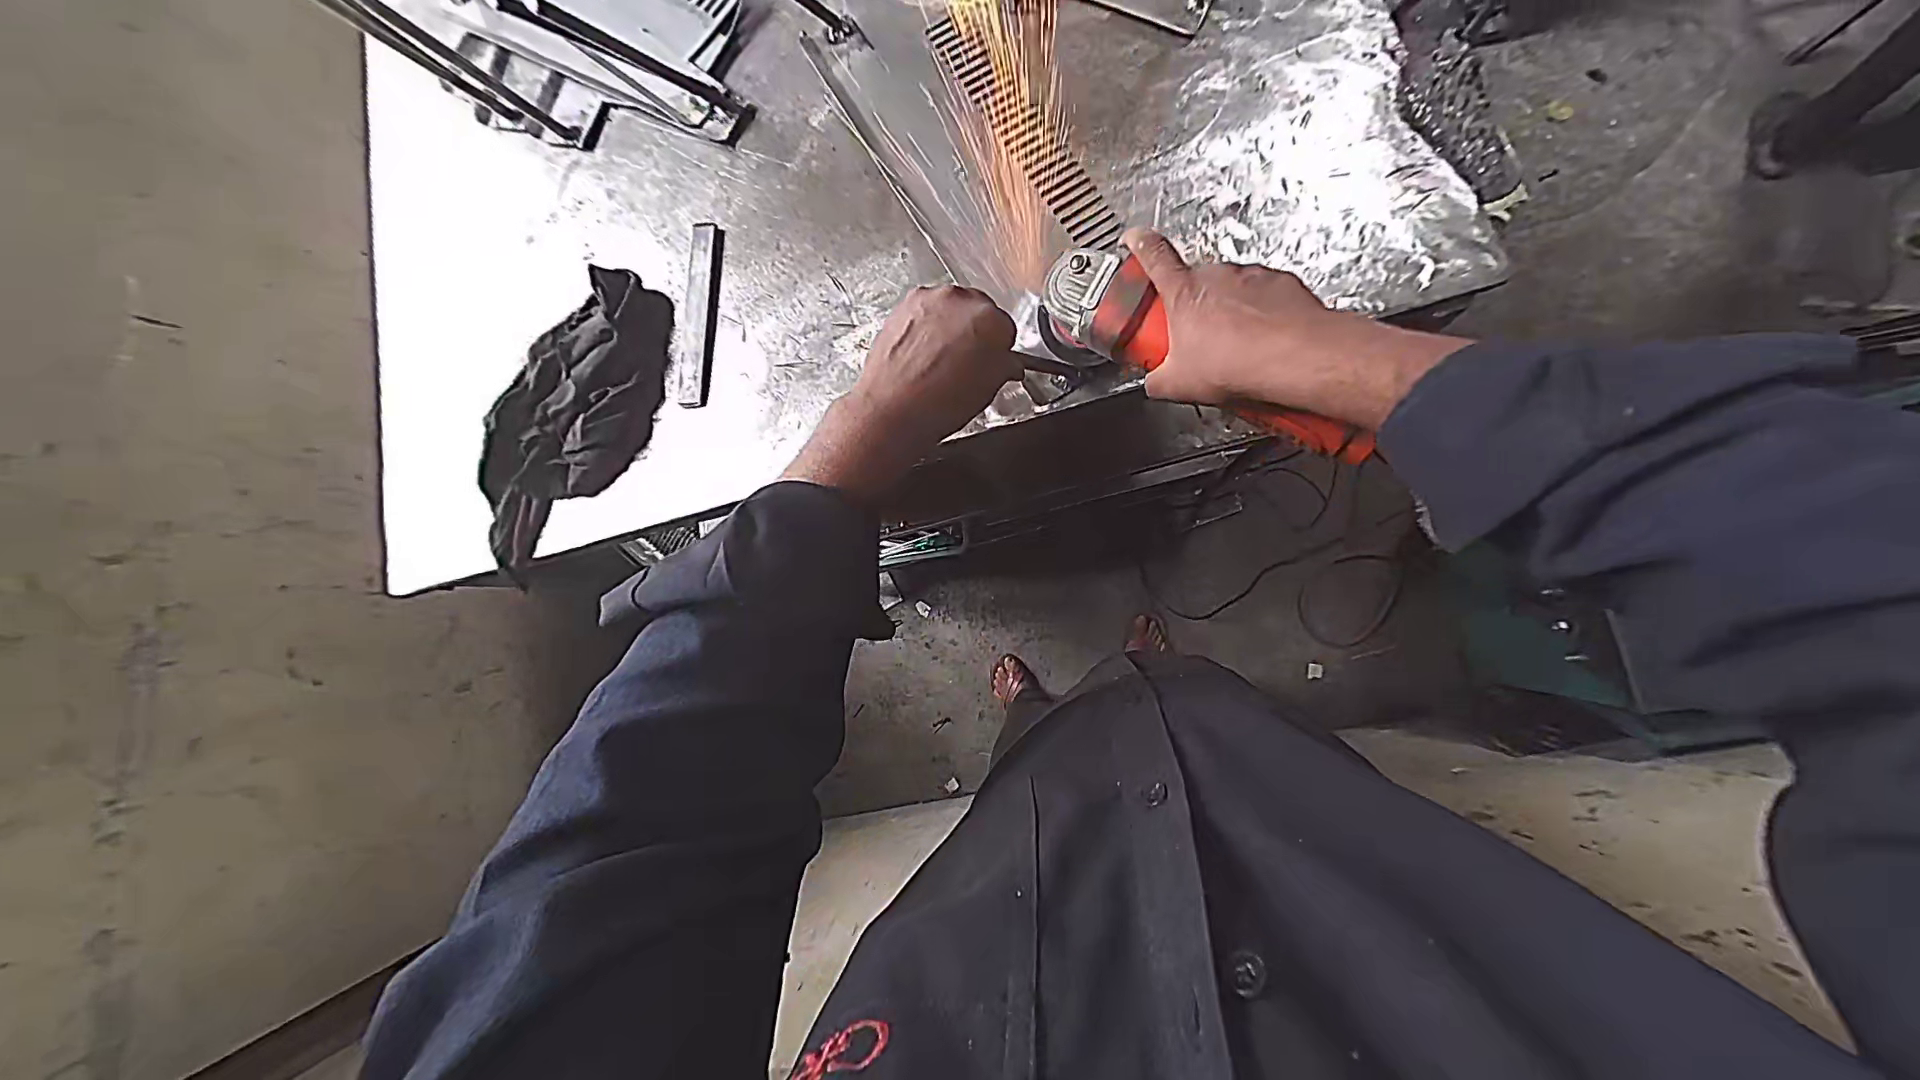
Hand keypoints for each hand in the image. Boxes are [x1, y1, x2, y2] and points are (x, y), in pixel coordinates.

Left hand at [784, 285, 1022, 502]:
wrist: (886, 416)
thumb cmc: (931, 410)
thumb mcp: (985, 392)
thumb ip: (1000, 367)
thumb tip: (1002, 362)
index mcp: (985, 320)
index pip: (1005, 327)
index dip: (1000, 351)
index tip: (996, 363)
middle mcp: (954, 301)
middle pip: (978, 312)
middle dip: (976, 336)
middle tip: (971, 366)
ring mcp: (924, 302)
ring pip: (950, 312)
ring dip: (951, 332)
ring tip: (943, 367)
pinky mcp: (900, 309)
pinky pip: (926, 316)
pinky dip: (928, 332)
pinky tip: (924, 362)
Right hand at [1123, 229, 1471, 430]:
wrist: (1295, 359)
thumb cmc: (1237, 363)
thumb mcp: (1177, 383)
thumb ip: (1156, 379)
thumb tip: (1153, 383)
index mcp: (1184, 293)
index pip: (1154, 256)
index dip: (1140, 244)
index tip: (1134, 238)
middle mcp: (1218, 276)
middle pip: (1195, 283)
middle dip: (1192, 308)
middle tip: (1193, 339)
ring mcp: (1252, 277)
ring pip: (1230, 292)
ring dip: (1227, 314)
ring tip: (1232, 350)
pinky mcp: (1283, 285)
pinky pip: (1262, 299)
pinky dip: (1258, 318)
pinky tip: (1259, 345)